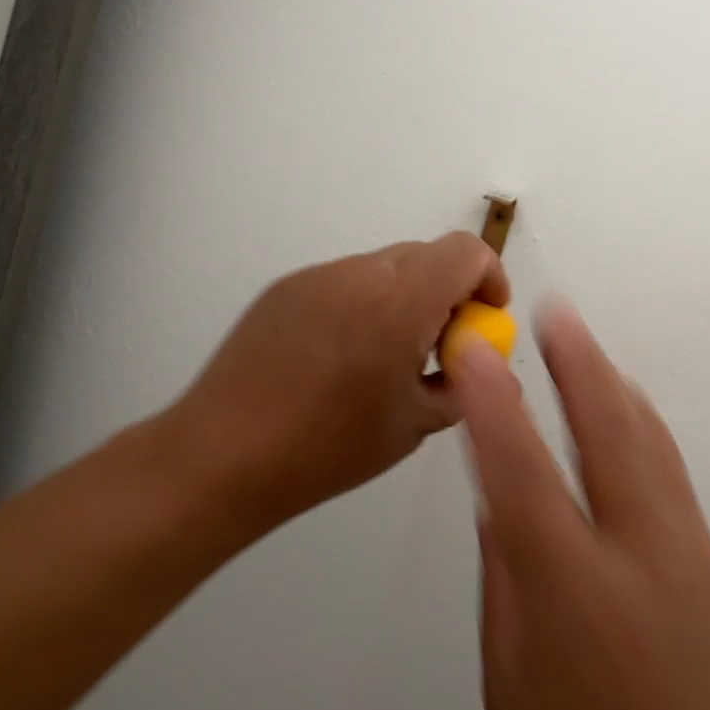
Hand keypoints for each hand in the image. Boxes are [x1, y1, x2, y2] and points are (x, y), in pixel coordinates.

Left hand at [161, 232, 507, 532]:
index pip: (466, 252)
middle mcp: (362, 273)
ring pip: (385, 267)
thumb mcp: (416, 424)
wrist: (220, 457)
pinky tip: (337, 359)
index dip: (489, 278)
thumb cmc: (330, 446)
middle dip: (448, 291)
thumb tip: (486, 368)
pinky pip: (344, 281)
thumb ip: (462, 384)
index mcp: (402, 302)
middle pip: (427, 256)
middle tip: (438, 345)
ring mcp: (318, 276)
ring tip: (383, 358)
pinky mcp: (284, 287)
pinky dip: (362, 304)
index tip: (485, 318)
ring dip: (404, 297)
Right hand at [450, 303, 709, 709]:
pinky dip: (643, 423)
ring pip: (649, 439)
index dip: (492, 404)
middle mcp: (643, 557)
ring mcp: (688, 552)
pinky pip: (672, 467)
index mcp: (577, 592)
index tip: (474, 355)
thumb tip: (498, 509)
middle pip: (608, 429)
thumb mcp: (514, 681)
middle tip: (555, 313)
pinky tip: (629, 410)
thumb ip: (507, 586)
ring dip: (614, 382)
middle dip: (578, 359)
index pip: (522, 473)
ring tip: (586, 346)